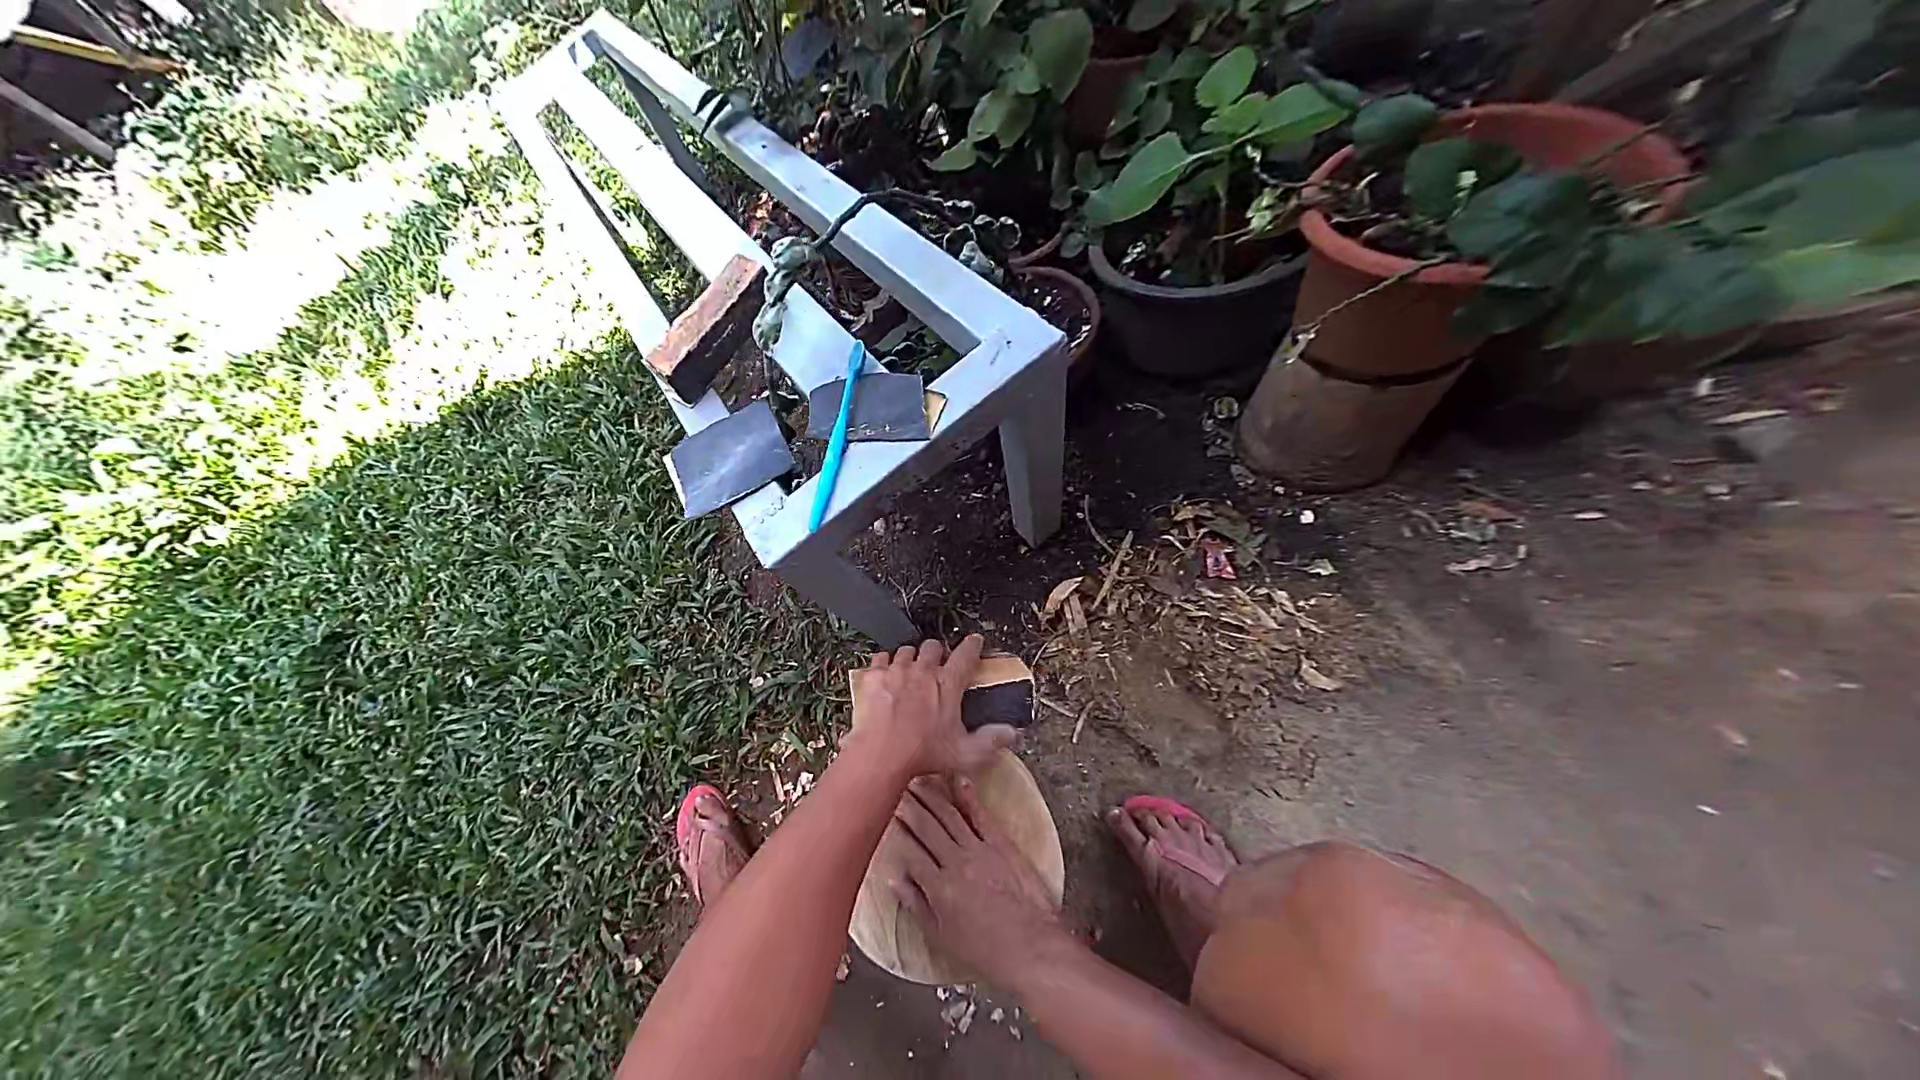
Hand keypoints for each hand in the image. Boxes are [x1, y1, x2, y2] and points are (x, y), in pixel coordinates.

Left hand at [846, 636, 1017, 777]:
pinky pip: (880, 658)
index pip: (966, 655)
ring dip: (911, 656)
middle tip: (937, 661)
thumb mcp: (966, 752)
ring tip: (911, 667)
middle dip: (936, 651)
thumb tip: (1012, 734)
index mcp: (948, 684)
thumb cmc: (923, 753)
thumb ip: (991, 740)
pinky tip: (885, 671)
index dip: (972, 645)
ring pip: (906, 650)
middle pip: (933, 646)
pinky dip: (884, 662)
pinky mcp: (874, 676)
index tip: (975, 641)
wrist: (882, 753)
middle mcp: (924, 670)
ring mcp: (897, 670)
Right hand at [890, 774, 1069, 986]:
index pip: (910, 852)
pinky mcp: (1000, 844)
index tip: (884, 817)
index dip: (896, 833)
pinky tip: (957, 780)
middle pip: (926, 827)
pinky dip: (968, 795)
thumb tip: (894, 881)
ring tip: (917, 780)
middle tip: (895, 787)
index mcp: (938, 887)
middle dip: (908, 806)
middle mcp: (955, 862)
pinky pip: (980, 814)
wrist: (1030, 945)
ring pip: (949, 815)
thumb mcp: (941, 936)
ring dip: (931, 795)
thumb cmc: (986, 949)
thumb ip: (916, 905)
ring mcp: (979, 849)